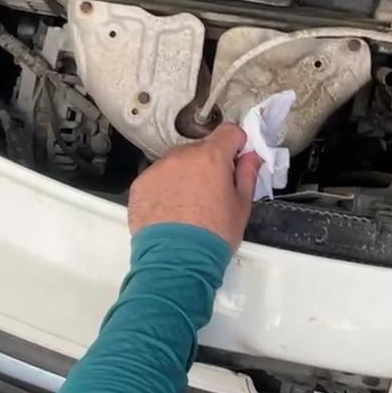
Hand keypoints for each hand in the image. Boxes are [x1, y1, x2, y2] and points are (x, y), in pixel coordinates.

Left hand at [128, 124, 261, 247]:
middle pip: (201, 149)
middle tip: (212, 192)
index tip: (236, 160)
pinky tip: (171, 211)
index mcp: (211, 157)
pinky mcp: (140, 184)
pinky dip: (165, 188)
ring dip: (185, 175)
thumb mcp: (241, 206)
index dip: (236, 144)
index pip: (229, 132)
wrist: (176, 261)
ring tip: (188, 206)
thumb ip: (248, 175)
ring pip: (177, 163)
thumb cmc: (213, 235)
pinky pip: (157, 178)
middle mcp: (182, 156)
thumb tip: (251, 157)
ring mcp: (158, 169)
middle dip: (209, 164)